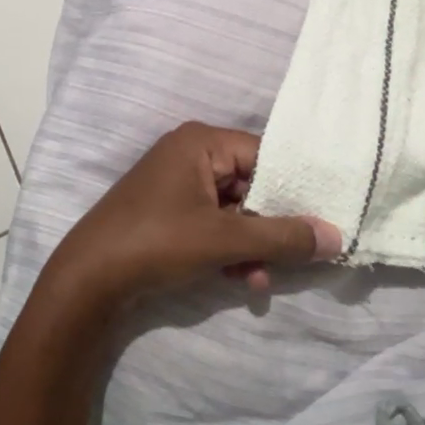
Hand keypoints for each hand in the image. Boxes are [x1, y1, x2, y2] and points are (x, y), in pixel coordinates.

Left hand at [42, 122, 341, 305]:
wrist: (87, 279)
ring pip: (234, 211)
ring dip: (252, 246)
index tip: (322, 219)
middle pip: (251, 185)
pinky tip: (242, 281)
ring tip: (260, 280)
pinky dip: (229, 251)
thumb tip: (337, 236)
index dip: (294, 189)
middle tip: (295, 257)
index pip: (265, 155)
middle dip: (271, 226)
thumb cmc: (156, 242)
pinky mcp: (168, 214)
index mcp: (201, 143)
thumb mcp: (225, 240)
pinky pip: (213, 225)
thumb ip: (282, 237)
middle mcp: (189, 155)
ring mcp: (176, 185)